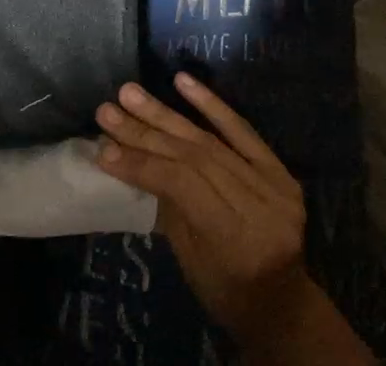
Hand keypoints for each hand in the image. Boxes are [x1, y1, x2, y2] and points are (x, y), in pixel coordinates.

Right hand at [95, 74, 313, 339]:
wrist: (283, 305)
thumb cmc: (226, 292)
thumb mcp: (189, 259)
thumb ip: (167, 205)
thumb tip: (123, 157)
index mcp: (237, 239)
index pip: (182, 185)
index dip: (141, 163)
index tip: (101, 148)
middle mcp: (261, 208)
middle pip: (195, 157)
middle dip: (146, 132)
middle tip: (108, 111)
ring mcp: (276, 187)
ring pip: (211, 141)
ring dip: (165, 114)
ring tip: (130, 93)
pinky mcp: (281, 172)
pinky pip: (244, 132)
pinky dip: (211, 105)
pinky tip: (182, 80)